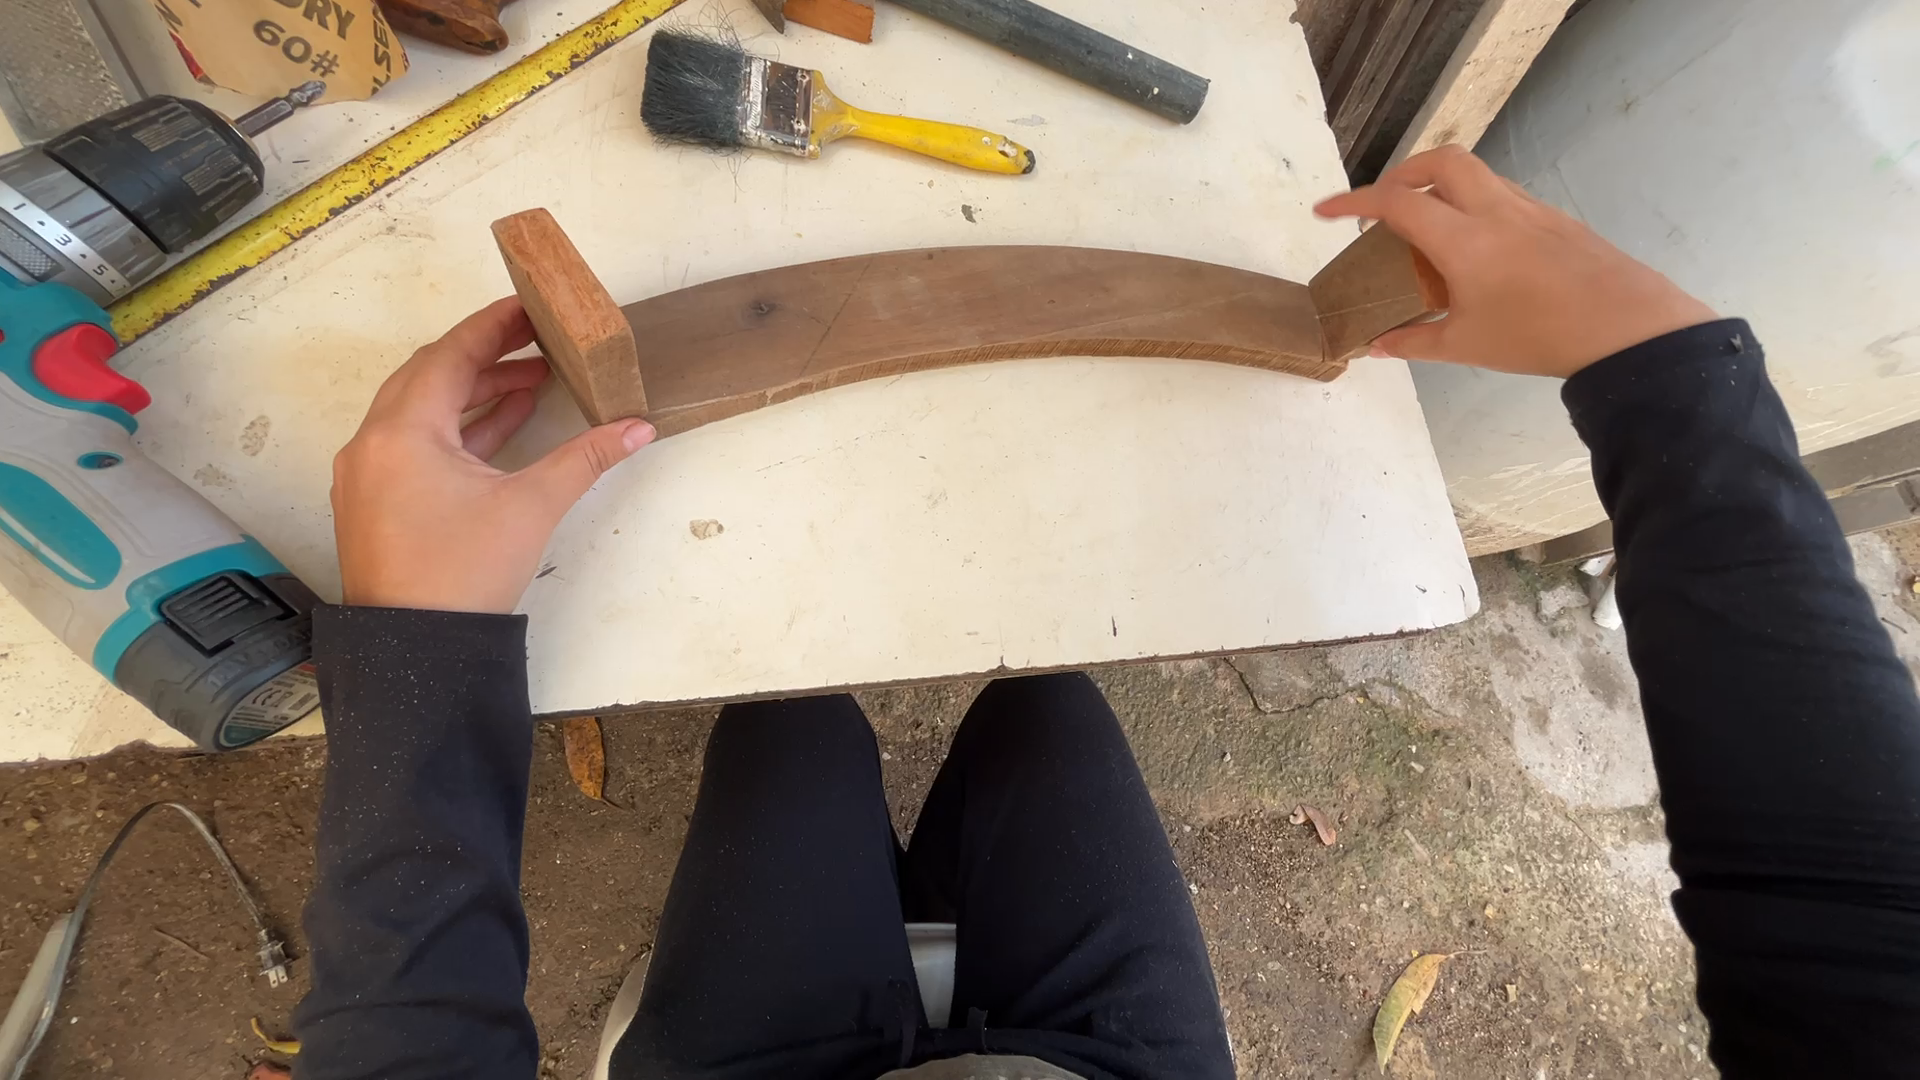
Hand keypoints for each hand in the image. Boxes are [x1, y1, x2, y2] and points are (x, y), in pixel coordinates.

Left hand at [332, 298, 655, 613]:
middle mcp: (375, 442)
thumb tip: (639, 427)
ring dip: (478, 393)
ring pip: (425, 410)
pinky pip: (421, 442)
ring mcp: (372, 472)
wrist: (417, 644)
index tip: (526, 307)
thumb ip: (587, 459)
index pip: (449, 357)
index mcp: (404, 432)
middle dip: (487, 356)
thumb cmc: (468, 568)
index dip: (491, 328)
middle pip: (431, 377)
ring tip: (533, 382)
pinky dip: (463, 427)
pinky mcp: (380, 499)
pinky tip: (503, 425)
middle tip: (536, 342)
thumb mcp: (534, 505)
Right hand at [1314, 145, 1716, 378]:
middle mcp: (1495, 212)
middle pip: (1441, 161)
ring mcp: (1528, 210)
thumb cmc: (1534, 337)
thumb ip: (1411, 341)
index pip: (1397, 203)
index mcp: (1464, 241)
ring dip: (1435, 188)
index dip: (1353, 202)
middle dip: (1400, 174)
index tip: (1324, 212)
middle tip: (1380, 208)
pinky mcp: (1551, 219)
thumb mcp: (1461, 346)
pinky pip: (1497, 196)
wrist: (1626, 329)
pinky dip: (1466, 206)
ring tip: (1418, 231)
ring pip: (1473, 175)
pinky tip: (1463, 248)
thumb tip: (1374, 346)